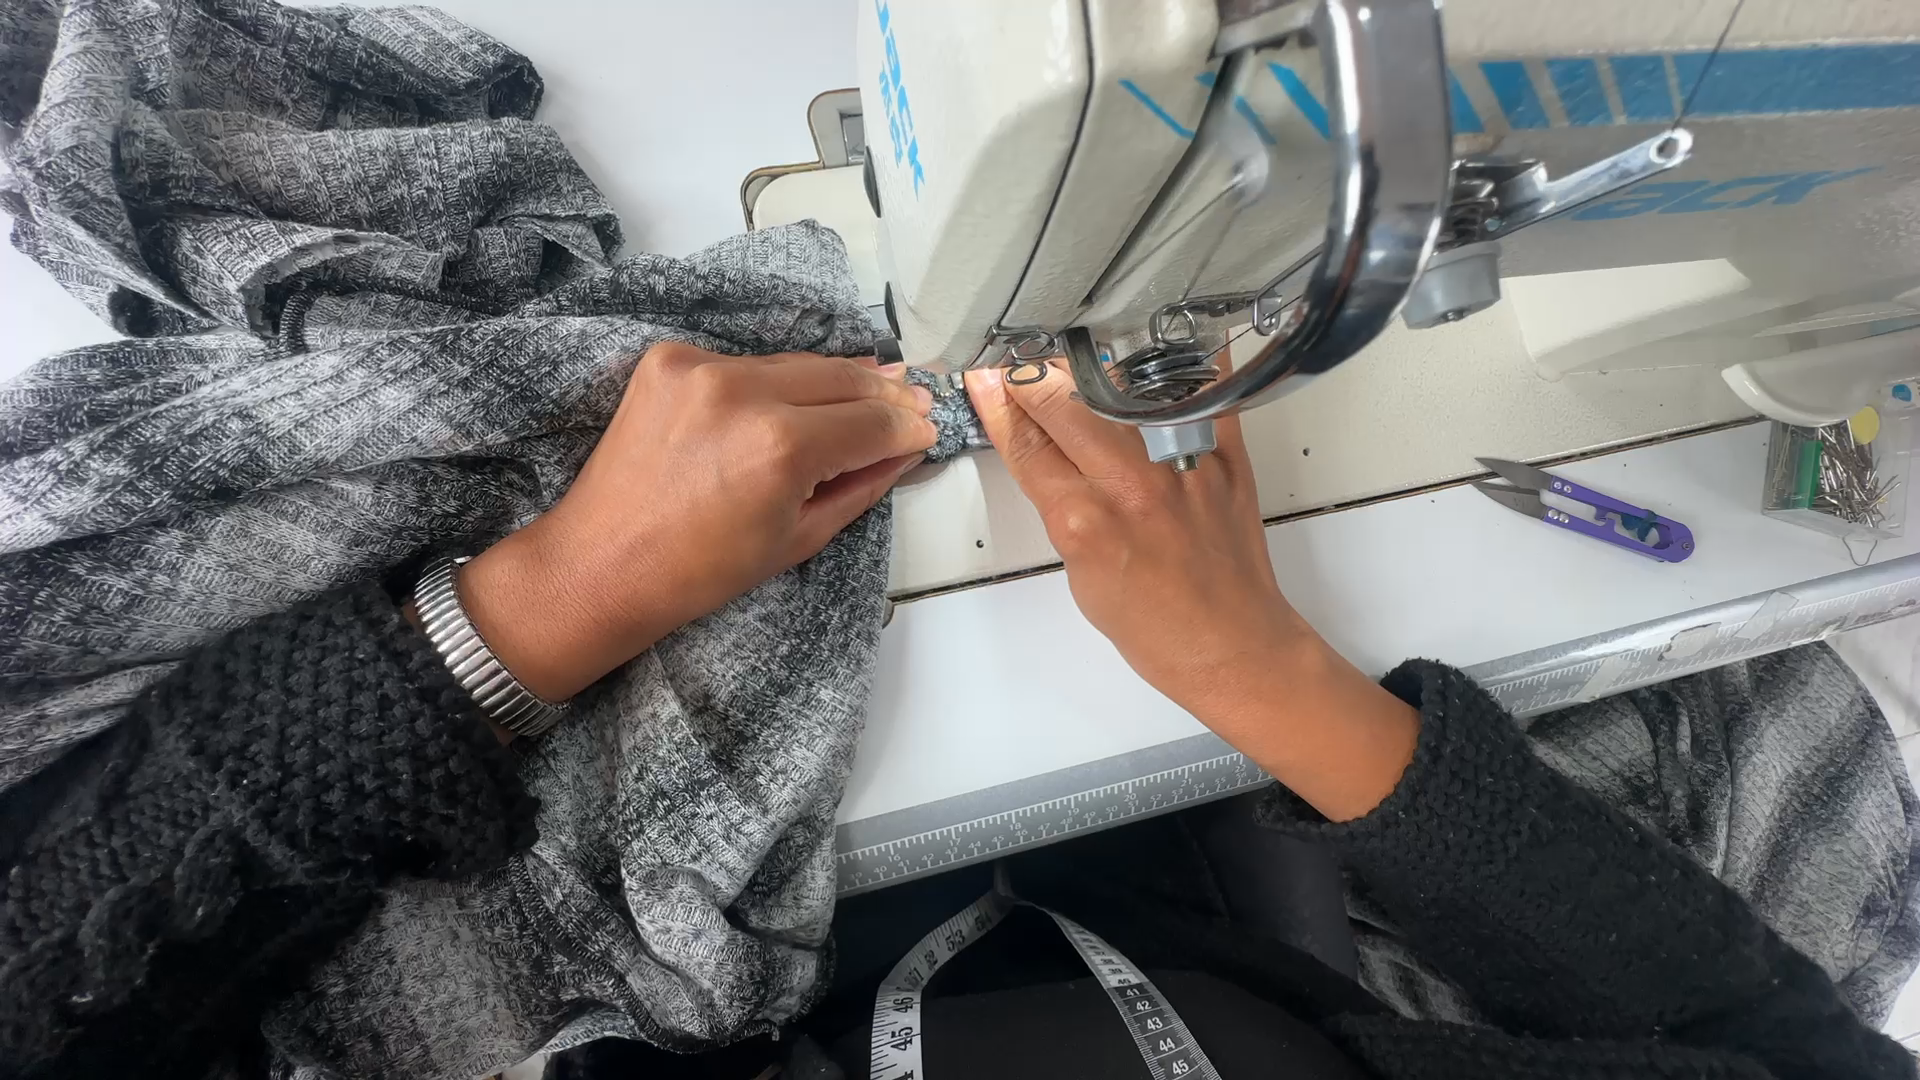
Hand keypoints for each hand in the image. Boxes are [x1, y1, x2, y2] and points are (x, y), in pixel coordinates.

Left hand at [459, 343, 935, 707]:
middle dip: (886, 391)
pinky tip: (809, 394)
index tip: (930, 427)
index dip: (908, 425)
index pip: (870, 421)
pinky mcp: (671, 359)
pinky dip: (785, 380)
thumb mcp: (801, 537)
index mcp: (780, 448)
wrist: (605, 562)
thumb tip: (905, 450)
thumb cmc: (703, 572)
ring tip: (880, 385)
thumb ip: (863, 484)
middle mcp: (743, 392)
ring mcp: (701, 367)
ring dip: (842, 378)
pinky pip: (752, 364)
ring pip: (799, 363)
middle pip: (841, 376)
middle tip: (917, 398)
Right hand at [965, 362, 1417, 819]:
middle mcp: (1130, 484)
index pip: (1027, 447)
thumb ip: (1061, 510)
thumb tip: (1048, 460)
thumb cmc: (1155, 627)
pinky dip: (1175, 362)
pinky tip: (1152, 342)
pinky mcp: (1223, 453)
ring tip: (1068, 354)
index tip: (983, 379)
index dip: (997, 406)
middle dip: (1029, 376)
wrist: (1231, 646)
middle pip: (1063, 405)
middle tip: (1015, 361)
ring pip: (1120, 386)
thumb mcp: (1080, 575)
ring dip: (1085, 366)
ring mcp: (1180, 461)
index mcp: (1084, 522)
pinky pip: (1197, 389)